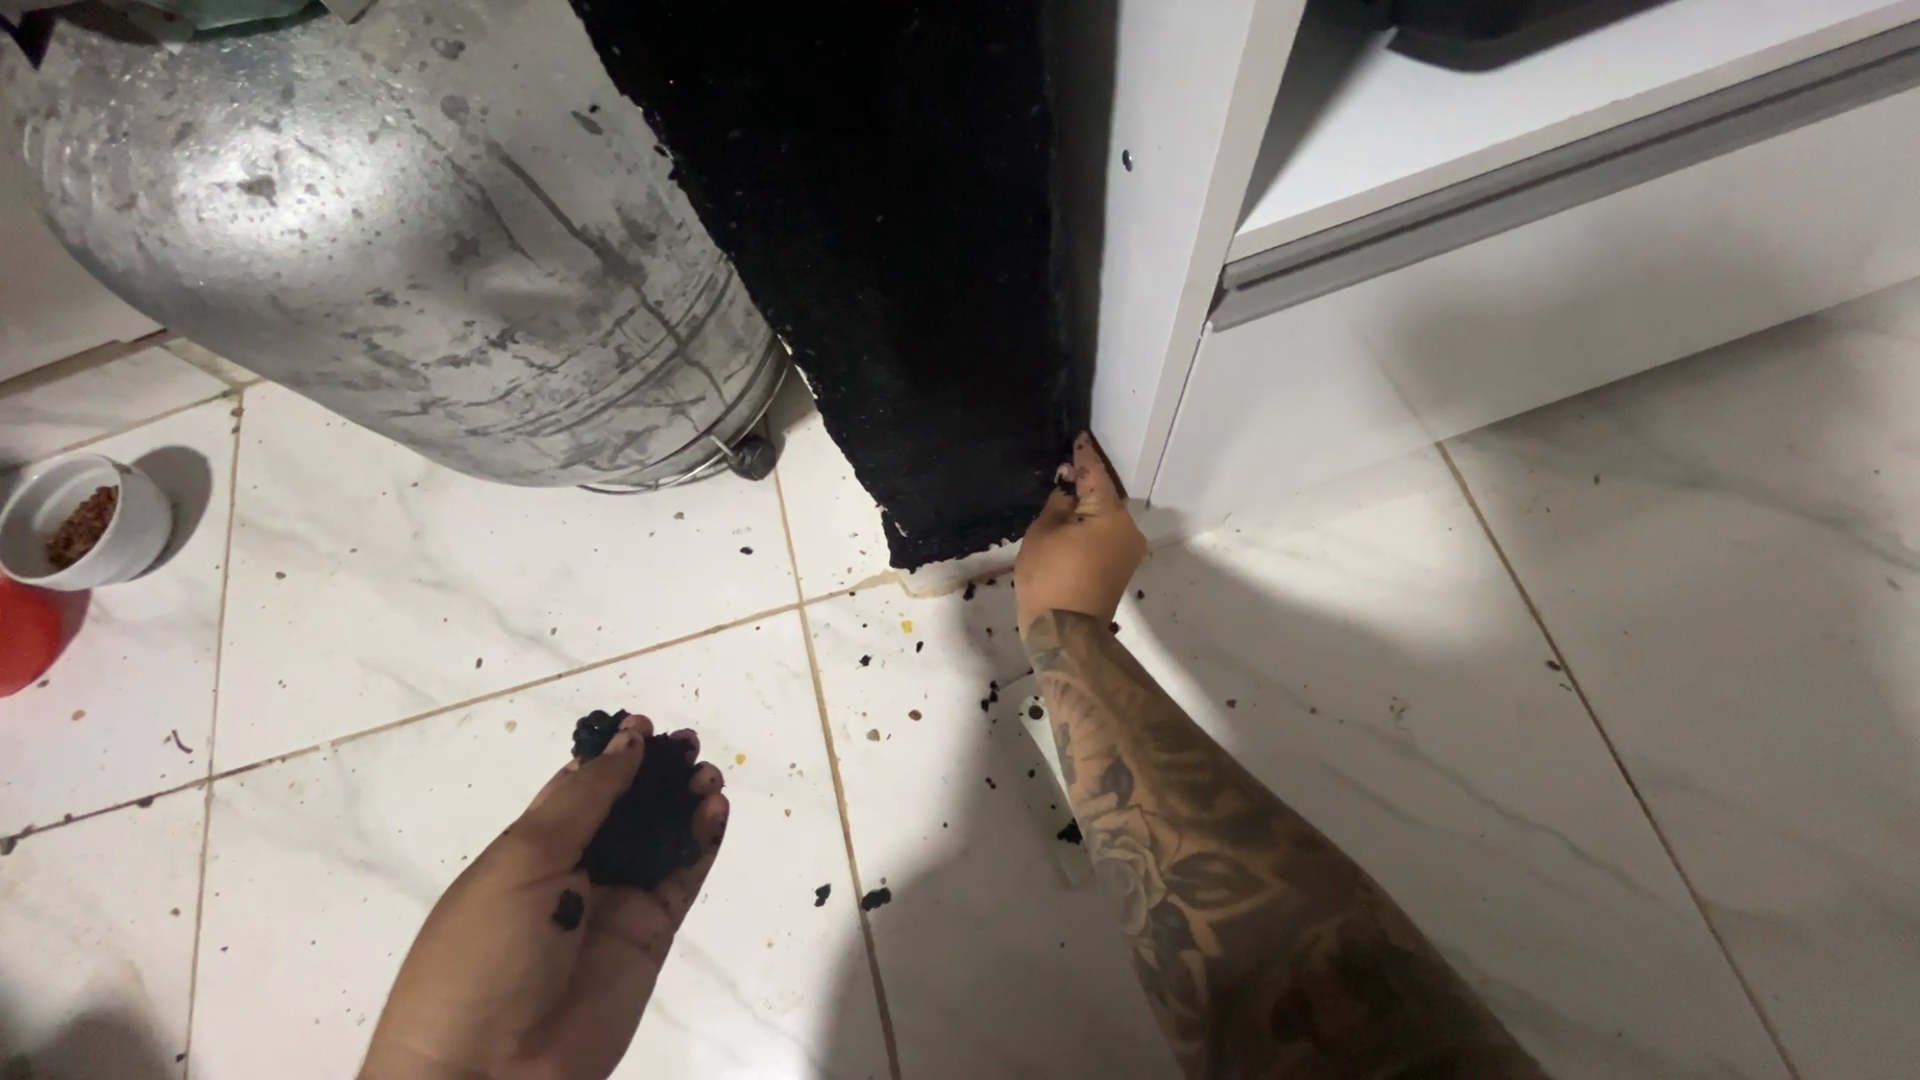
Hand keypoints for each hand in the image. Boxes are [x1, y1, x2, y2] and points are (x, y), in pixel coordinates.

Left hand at [361, 713, 727, 1079]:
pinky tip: (716, 808)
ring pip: (662, 837)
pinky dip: (703, 841)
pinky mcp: (651, 933)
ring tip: (708, 775)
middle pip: (629, 807)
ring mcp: (616, 902)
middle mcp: (577, 870)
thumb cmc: (483, 957)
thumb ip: (585, 799)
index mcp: (531, 849)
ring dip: (686, 800)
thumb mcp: (523, 862)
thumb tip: (626, 742)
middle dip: (658, 772)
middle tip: (689, 745)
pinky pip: (683, 876)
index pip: (580, 788)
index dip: (613, 755)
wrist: (486, 1078)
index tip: (645, 728)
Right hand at [1015, 431, 1147, 637]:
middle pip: (1104, 497)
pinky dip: (1090, 528)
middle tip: (1062, 472)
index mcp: (1111, 514)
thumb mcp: (1043, 531)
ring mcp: (1128, 551)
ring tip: (1062, 500)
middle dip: (1084, 485)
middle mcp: (1128, 529)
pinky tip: (1071, 525)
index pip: (1096, 474)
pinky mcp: (1121, 568)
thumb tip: (1067, 490)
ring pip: (1106, 519)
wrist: (1065, 631)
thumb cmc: (1050, 577)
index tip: (1080, 438)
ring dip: (1087, 509)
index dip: (1084, 455)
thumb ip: (1058, 502)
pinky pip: (1105, 536)